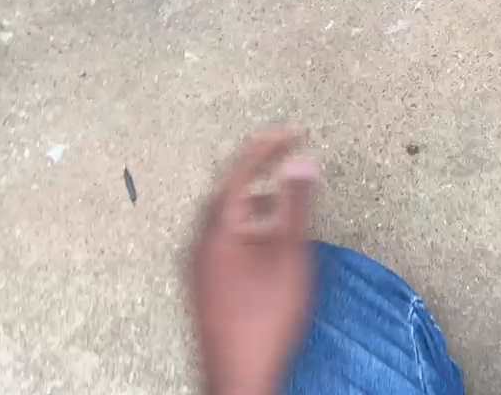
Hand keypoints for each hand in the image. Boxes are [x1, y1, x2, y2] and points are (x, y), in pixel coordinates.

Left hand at [189, 129, 321, 394]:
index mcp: (219, 226)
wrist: (238, 378)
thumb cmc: (266, 316)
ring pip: (224, 209)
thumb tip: (301, 162)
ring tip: (281, 186)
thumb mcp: (290, 253)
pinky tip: (267, 229)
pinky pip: (223, 229)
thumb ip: (295, 204)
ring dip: (253, 189)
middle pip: (227, 184)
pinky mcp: (204, 279)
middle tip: (284, 144)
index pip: (242, 168)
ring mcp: (199, 262)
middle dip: (258, 161)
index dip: (269, 144)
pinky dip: (247, 214)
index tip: (295, 130)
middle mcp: (201, 239)